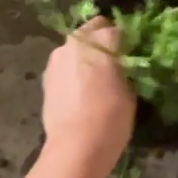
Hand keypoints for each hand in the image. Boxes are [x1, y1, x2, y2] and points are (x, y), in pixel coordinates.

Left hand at [40, 18, 134, 161]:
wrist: (75, 147)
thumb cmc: (110, 119)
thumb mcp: (130, 92)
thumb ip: (124, 70)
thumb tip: (121, 65)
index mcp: (101, 40)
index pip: (118, 30)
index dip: (127, 42)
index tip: (132, 55)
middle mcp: (76, 41)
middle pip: (92, 30)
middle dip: (103, 40)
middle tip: (114, 61)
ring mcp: (57, 57)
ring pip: (75, 46)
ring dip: (85, 54)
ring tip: (95, 76)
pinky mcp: (46, 75)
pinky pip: (64, 63)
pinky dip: (72, 69)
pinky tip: (79, 88)